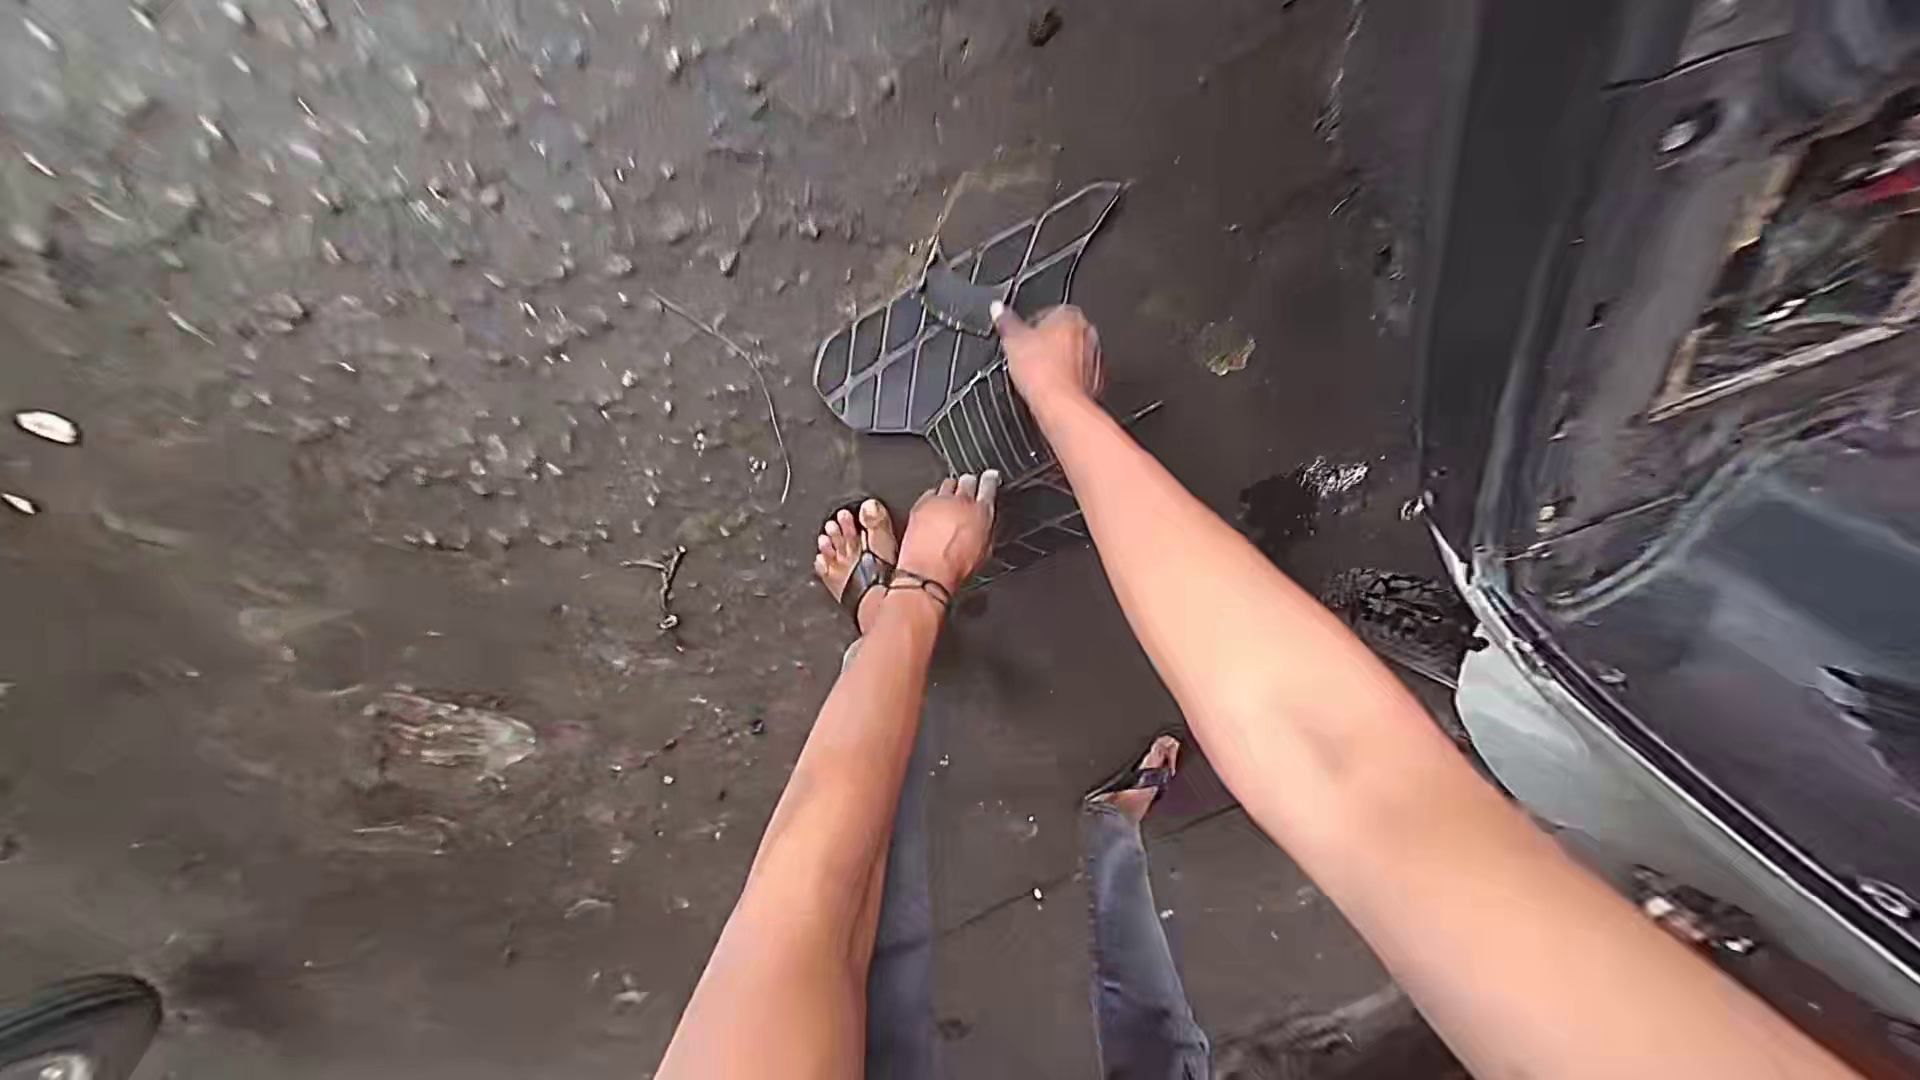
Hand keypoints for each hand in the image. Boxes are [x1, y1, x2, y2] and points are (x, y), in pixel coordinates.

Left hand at [895, 471, 999, 593]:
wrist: (928, 573)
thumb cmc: (956, 568)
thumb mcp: (984, 551)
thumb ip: (985, 529)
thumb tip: (983, 524)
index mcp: (982, 512)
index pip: (989, 484)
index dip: (990, 479)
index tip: (989, 478)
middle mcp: (961, 501)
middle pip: (967, 480)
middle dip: (969, 483)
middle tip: (968, 488)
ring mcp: (940, 501)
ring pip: (947, 483)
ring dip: (950, 489)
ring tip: (950, 498)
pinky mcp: (921, 505)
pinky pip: (929, 493)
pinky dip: (933, 497)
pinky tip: (934, 506)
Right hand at [993, 302, 1103, 411]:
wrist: (1060, 405)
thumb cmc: (1043, 373)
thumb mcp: (1013, 341)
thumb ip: (1005, 321)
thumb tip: (997, 310)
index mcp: (1070, 315)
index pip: (1045, 314)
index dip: (1027, 329)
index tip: (1018, 340)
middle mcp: (1087, 333)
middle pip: (1059, 335)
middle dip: (1043, 346)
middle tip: (1026, 359)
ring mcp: (1093, 358)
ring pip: (1069, 357)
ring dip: (1054, 364)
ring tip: (1036, 376)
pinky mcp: (1094, 381)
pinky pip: (1075, 377)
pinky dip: (1063, 381)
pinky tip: (1049, 389)